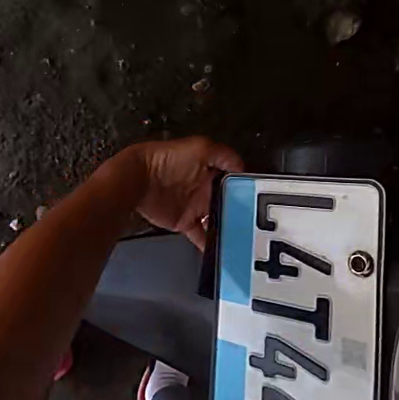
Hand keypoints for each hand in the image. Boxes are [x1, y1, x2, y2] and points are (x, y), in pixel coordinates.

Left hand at [109, 137, 243, 249]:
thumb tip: (243, 167)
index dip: (247, 188)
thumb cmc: (167, 159)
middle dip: (241, 212)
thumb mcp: (201, 148)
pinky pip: (201, 235)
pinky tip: (221, 251)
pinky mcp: (184, 222)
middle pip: (229, 203)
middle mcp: (206, 188)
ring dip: (228, 228)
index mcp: (212, 169)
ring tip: (242, 239)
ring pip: (218, 220)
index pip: (235, 179)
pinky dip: (210, 243)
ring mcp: (195, 207)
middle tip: (254, 224)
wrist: (138, 179)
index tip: (260, 200)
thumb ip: (225, 155)